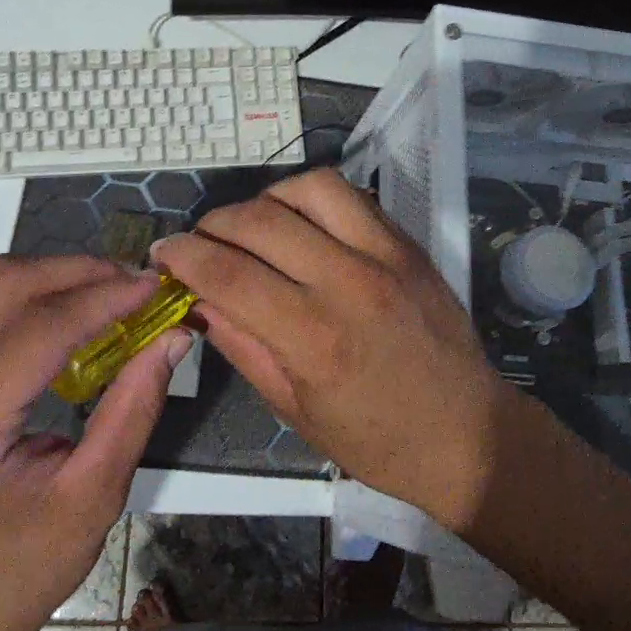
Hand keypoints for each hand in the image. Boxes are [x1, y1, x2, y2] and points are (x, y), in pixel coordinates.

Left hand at [0, 257, 190, 630]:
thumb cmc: (21, 568)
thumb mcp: (93, 499)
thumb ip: (133, 409)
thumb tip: (172, 336)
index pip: (34, 332)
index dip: (101, 299)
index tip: (155, 286)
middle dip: (73, 273)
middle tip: (131, 285)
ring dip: (45, 277)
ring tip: (102, 295)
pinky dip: (19, 297)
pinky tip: (60, 317)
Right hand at [151, 169, 509, 530]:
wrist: (468, 434)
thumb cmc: (376, 441)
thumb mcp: (294, 409)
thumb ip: (243, 345)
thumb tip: (196, 300)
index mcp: (314, 338)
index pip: (228, 274)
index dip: (183, 256)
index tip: (162, 255)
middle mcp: (348, 283)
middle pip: (258, 222)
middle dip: (212, 226)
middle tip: (199, 243)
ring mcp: (384, 255)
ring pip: (308, 189)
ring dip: (264, 200)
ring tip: (251, 227)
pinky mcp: (407, 244)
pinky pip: (351, 196)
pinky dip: (311, 198)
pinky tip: (299, 223)